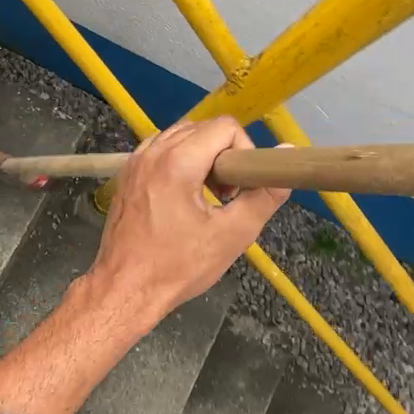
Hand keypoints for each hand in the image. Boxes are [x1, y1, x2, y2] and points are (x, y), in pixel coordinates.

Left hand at [86, 118, 289, 325]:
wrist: (125, 286)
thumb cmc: (178, 265)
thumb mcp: (232, 235)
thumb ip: (264, 195)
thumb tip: (287, 156)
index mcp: (176, 162)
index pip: (224, 126)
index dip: (244, 151)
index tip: (241, 187)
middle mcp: (151, 153)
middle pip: (201, 128)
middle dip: (224, 154)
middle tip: (227, 195)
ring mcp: (134, 162)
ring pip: (179, 137)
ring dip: (202, 157)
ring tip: (208, 197)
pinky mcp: (126, 175)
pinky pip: (159, 151)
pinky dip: (178, 162)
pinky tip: (184, 197)